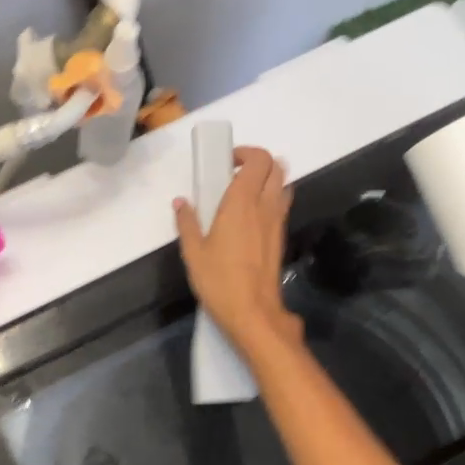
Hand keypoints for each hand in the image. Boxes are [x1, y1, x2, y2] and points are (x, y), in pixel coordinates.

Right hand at [173, 146, 300, 351]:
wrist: (253, 312)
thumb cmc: (219, 281)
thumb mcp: (193, 253)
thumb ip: (187, 223)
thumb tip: (181, 203)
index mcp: (241, 202)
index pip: (259, 159)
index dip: (246, 153)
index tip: (226, 163)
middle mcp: (265, 206)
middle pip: (276, 166)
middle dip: (259, 162)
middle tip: (235, 175)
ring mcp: (277, 222)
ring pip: (283, 185)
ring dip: (268, 180)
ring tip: (244, 195)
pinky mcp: (280, 238)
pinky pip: (281, 205)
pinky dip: (271, 199)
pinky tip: (251, 218)